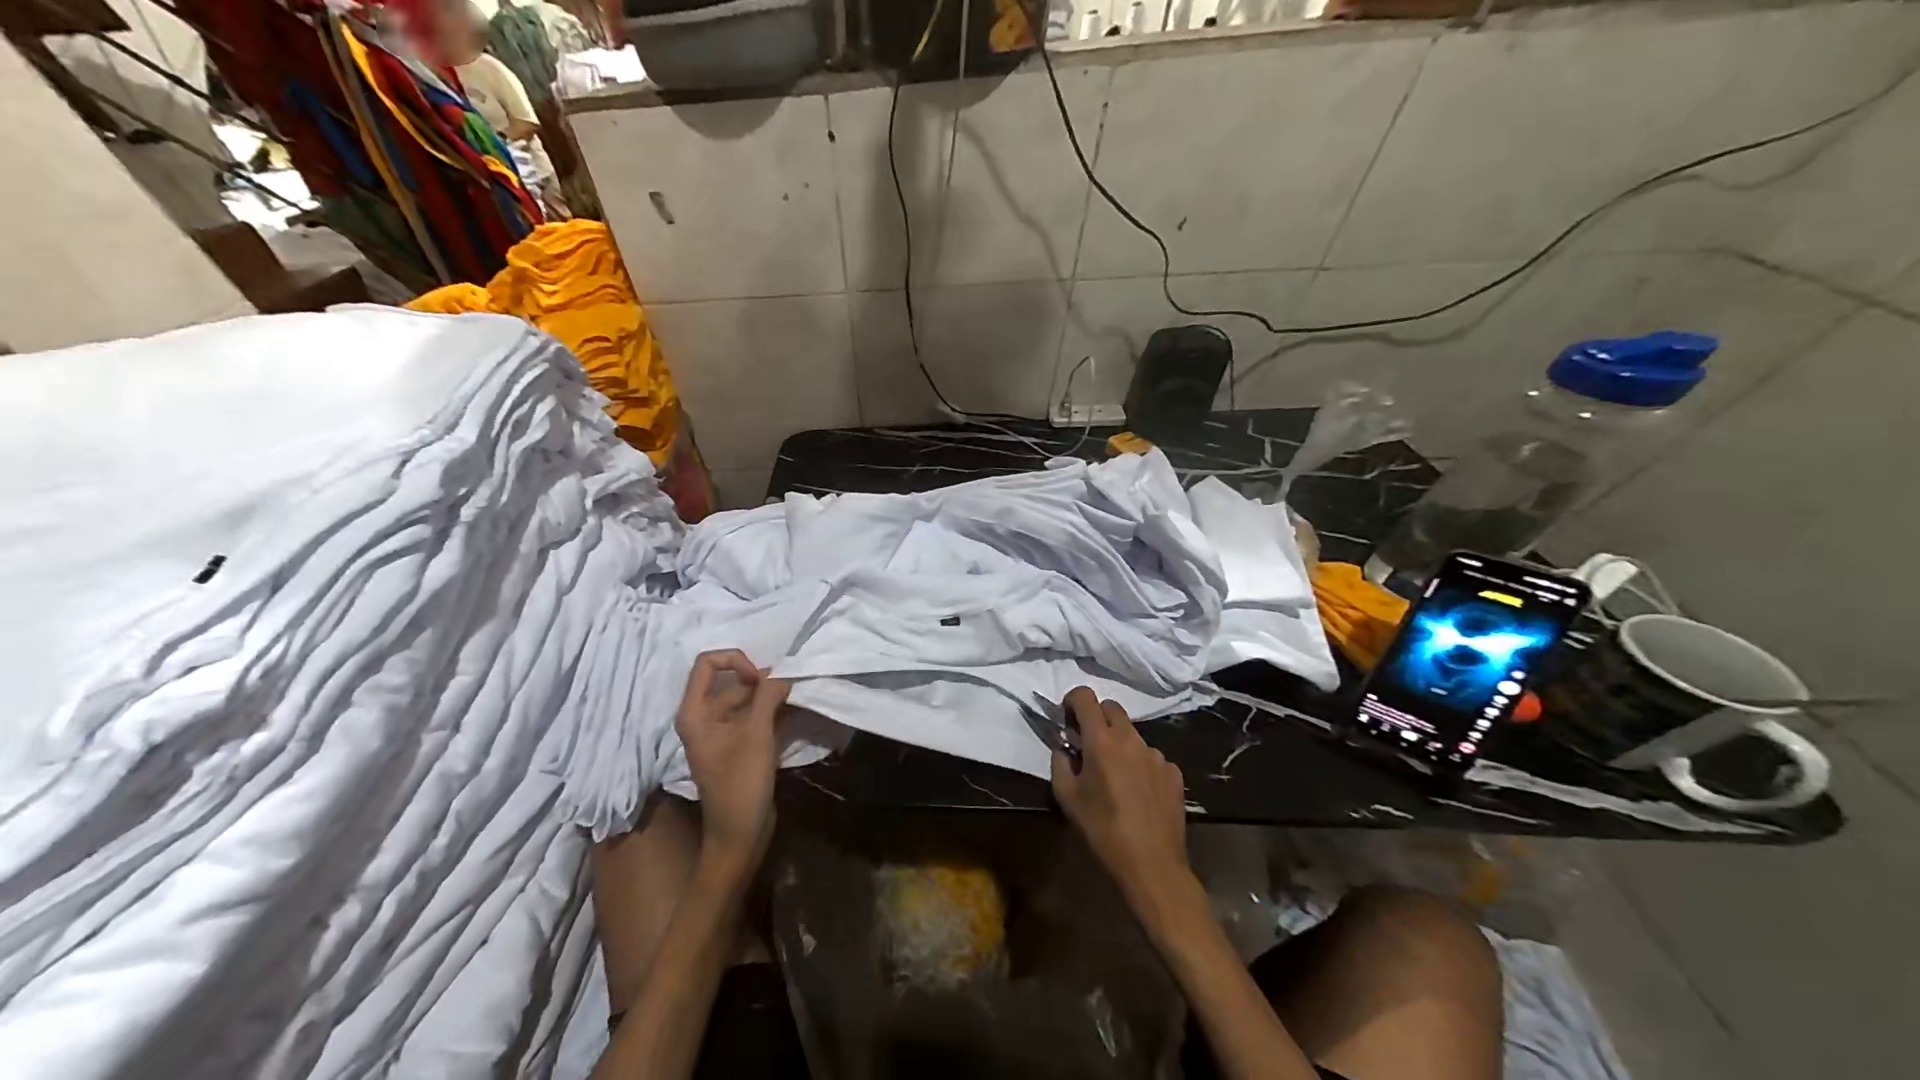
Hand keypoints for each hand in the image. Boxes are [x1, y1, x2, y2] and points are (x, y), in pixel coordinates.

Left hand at [675, 650, 788, 880]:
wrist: (739, 835)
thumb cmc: (740, 784)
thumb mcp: (756, 734)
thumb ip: (768, 696)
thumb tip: (783, 673)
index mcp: (695, 712)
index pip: (707, 663)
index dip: (736, 661)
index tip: (761, 679)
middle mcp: (704, 718)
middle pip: (731, 681)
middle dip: (762, 679)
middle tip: (790, 688)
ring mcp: (722, 733)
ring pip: (747, 699)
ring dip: (772, 696)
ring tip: (798, 698)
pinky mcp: (739, 746)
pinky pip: (755, 717)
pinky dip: (774, 712)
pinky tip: (797, 713)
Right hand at [1050, 687, 1195, 919]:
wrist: (1151, 865)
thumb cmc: (1102, 831)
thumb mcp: (1066, 798)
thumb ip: (1060, 763)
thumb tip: (1063, 746)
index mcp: (1101, 741)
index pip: (1086, 697)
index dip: (1073, 699)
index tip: (1067, 716)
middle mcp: (1131, 740)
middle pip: (1112, 708)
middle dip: (1097, 717)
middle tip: (1088, 744)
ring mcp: (1156, 755)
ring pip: (1132, 735)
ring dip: (1119, 744)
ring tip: (1115, 776)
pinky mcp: (1174, 773)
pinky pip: (1151, 757)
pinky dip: (1140, 765)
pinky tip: (1137, 792)